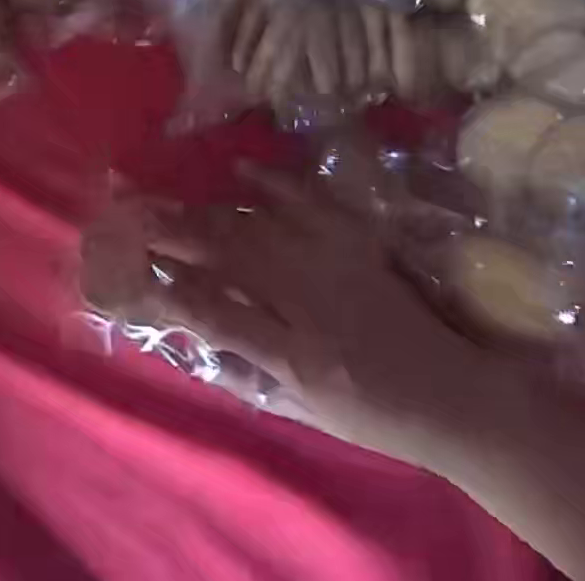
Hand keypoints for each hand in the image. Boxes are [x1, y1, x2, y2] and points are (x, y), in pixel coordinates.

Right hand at [144, 168, 498, 455]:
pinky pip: (310, 203)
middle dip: (175, 237)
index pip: (217, 318)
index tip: (131, 272)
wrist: (453, 396)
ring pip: (258, 230)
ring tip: (168, 199)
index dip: (169, 292)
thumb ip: (247, 374)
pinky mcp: (358, 243)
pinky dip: (273, 182)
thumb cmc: (374, 417)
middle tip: (133, 217)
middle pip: (230, 261)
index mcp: (294, 357)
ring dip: (207, 212)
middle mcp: (307, 305)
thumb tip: (194, 337)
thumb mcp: (305, 412)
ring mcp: (334, 266)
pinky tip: (240, 168)